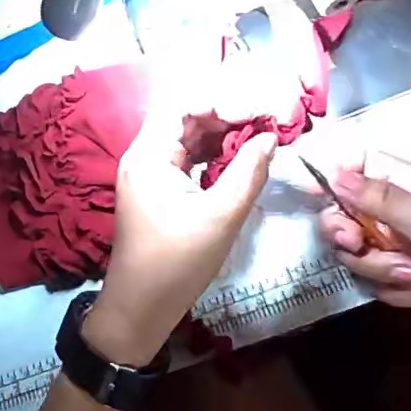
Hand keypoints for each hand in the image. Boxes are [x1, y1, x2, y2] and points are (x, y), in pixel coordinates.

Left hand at [86, 112, 276, 365]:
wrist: (140, 309)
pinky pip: (189, 158)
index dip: (225, 101)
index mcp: (149, 155)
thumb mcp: (220, 217)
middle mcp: (145, 156)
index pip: (185, 105)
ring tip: (263, 136)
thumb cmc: (177, 264)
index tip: (263, 113)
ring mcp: (151, 173)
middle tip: (269, 122)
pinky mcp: (160, 190)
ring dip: (225, 134)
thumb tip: (270, 138)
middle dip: (229, 114)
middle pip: (187, 117)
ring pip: (190, 138)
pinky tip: (242, 158)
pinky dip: (216, 154)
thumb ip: (248, 172)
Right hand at [319, 151, 410, 378]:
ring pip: (362, 253)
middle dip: (351, 232)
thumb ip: (385, 202)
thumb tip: (336, 173)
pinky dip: (400, 293)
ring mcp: (408, 250)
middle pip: (351, 213)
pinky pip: (380, 282)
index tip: (309, 191)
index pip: (366, 167)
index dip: (336, 175)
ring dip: (383, 269)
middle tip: (357, 243)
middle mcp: (408, 214)